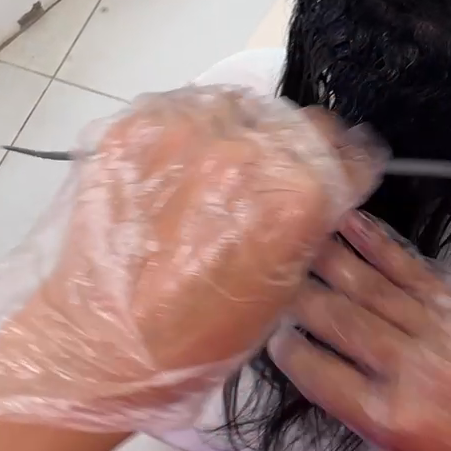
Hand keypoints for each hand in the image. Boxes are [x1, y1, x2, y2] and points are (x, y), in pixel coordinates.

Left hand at [0, 87, 380, 429]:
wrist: (98, 344)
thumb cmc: (199, 337)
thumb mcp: (282, 287)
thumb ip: (308, 225)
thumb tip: (319, 187)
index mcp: (298, 200)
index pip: (352, 154)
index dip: (353, 165)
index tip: (346, 168)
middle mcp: (251, 154)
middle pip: (307, 123)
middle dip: (307, 149)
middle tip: (284, 173)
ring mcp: (191, 133)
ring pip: (249, 105)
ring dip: (251, 133)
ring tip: (228, 168)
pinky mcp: (139, 126)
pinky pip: (191, 106)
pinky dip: (199, 129)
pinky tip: (188, 161)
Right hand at [271, 211, 450, 450]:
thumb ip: (369, 419)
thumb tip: (334, 375)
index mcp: (392, 416)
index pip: (320, 374)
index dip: (289, 352)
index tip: (272, 336)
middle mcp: (408, 365)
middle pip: (337, 319)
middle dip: (298, 297)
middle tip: (270, 280)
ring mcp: (435, 326)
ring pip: (367, 285)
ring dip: (326, 260)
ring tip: (294, 240)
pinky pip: (407, 266)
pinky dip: (375, 241)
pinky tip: (347, 222)